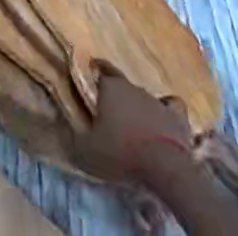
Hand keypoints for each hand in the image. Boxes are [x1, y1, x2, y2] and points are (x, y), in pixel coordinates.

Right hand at [72, 66, 195, 184]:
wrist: (163, 166)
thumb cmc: (120, 153)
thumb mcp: (85, 150)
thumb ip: (72, 135)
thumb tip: (61, 124)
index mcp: (110, 88)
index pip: (99, 71)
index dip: (93, 77)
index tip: (89, 83)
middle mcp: (132, 87)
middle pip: (121, 85)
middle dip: (115, 96)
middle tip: (108, 112)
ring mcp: (156, 99)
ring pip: (143, 96)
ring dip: (137, 106)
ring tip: (133, 124)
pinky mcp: (176, 114)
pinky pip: (170, 105)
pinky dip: (166, 109)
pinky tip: (163, 117)